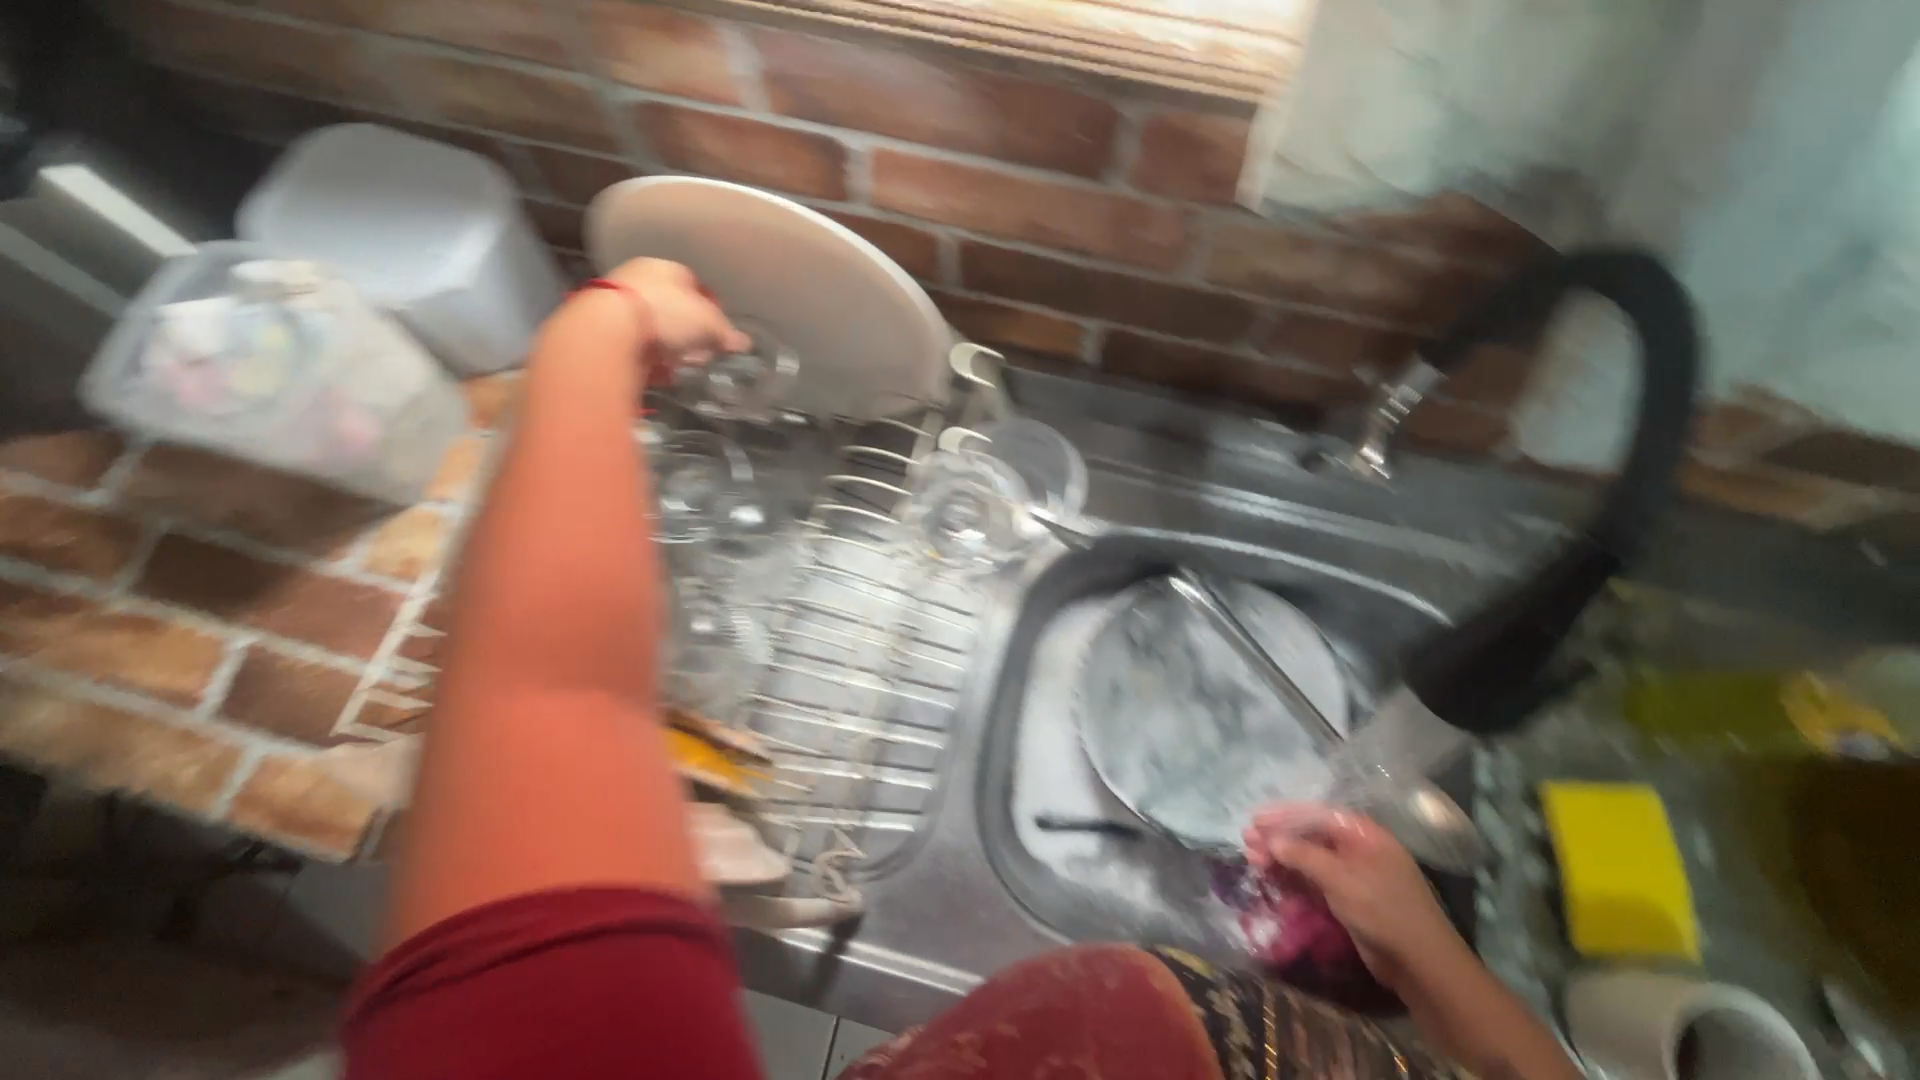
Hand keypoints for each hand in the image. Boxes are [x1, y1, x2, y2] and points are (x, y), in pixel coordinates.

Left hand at [603, 258, 749, 362]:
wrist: (608, 331)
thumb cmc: (666, 314)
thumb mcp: (708, 324)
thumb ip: (726, 332)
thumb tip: (743, 342)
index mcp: (665, 267)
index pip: (695, 285)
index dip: (711, 310)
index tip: (717, 333)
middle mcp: (639, 277)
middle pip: (674, 308)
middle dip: (690, 332)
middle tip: (700, 352)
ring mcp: (618, 302)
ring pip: (655, 327)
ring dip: (670, 346)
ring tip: (680, 364)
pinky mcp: (604, 328)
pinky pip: (637, 344)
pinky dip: (649, 356)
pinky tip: (658, 370)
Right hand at [1243, 803, 1468, 989]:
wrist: (1419, 964)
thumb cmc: (1383, 911)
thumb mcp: (1341, 879)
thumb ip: (1304, 856)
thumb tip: (1270, 839)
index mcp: (1364, 835)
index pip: (1317, 815)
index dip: (1284, 815)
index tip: (1255, 820)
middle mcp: (1358, 849)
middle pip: (1311, 835)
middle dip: (1278, 838)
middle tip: (1247, 842)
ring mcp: (1353, 874)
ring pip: (1309, 859)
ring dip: (1282, 858)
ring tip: (1254, 860)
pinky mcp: (1348, 898)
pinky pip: (1314, 880)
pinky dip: (1293, 879)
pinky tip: (1273, 880)